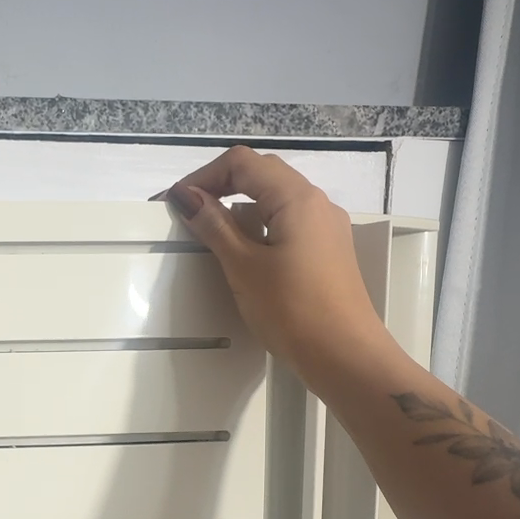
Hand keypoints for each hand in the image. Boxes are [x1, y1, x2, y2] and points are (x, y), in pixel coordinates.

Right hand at [164, 147, 400, 386]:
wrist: (343, 355)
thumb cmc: (292, 310)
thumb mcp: (244, 267)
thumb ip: (215, 226)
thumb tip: (187, 196)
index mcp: (296, 198)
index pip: (243, 163)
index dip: (203, 176)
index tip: (175, 202)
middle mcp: (316, 203)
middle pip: (261, 174)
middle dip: (219, 186)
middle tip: (186, 214)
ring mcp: (324, 228)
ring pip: (275, 199)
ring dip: (238, 207)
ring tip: (208, 234)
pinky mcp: (325, 252)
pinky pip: (286, 223)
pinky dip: (257, 226)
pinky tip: (241, 254)